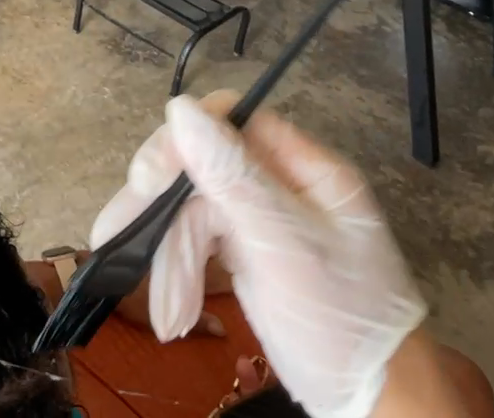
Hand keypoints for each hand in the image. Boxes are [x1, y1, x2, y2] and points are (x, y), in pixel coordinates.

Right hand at [90, 93, 425, 417]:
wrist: (375, 406)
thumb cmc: (341, 321)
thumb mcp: (285, 243)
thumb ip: (232, 174)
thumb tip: (179, 106)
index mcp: (303, 168)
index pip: (228, 122)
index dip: (182, 141)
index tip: (146, 179)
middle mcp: (279, 182)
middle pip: (199, 164)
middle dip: (160, 203)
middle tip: (118, 231)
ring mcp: (259, 215)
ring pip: (189, 204)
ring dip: (164, 248)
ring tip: (151, 297)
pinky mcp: (242, 247)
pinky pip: (194, 238)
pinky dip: (177, 269)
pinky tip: (170, 309)